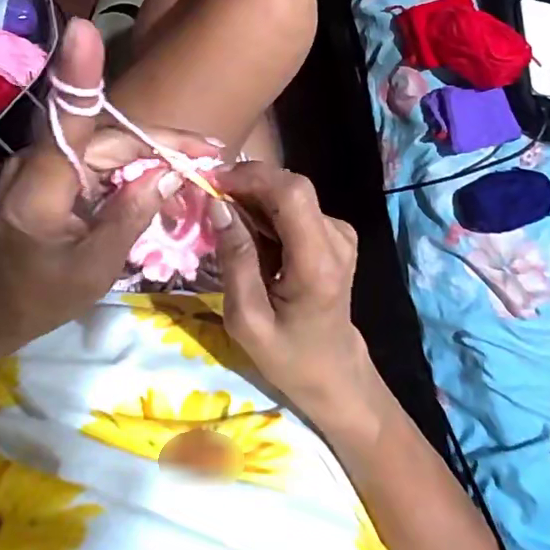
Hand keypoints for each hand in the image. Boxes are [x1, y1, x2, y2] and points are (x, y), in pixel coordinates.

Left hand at [0, 19, 178, 355]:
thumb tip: (166, 173)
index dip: (77, 75)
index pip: (65, 121)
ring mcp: (41, 168)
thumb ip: (129, 217)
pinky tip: (159, 185)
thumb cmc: (33, 300)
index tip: (83, 31)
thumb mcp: (91, 270)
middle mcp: (39, 163)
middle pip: (105, 137)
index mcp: (41, 185)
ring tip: (195, 173)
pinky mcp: (47, 178)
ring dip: (148, 159)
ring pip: (103, 150)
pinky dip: (127, 173)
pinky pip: (94, 165)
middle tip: (212, 157)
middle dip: (159, 144)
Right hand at [214, 163, 380, 424]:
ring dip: (253, 198)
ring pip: (290, 193)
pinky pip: (294, 207)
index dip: (251, 178)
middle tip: (210, 199)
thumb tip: (216, 205)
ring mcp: (339, 233)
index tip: (212, 184)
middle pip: (291, 186)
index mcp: (317, 262)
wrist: (333, 371)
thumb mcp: (246, 318)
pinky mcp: (334, 234)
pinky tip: (248, 234)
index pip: (291, 194)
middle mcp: (336, 238)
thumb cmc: (287, 354)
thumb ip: (234, 259)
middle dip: (247, 183)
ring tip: (224, 220)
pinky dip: (265, 211)